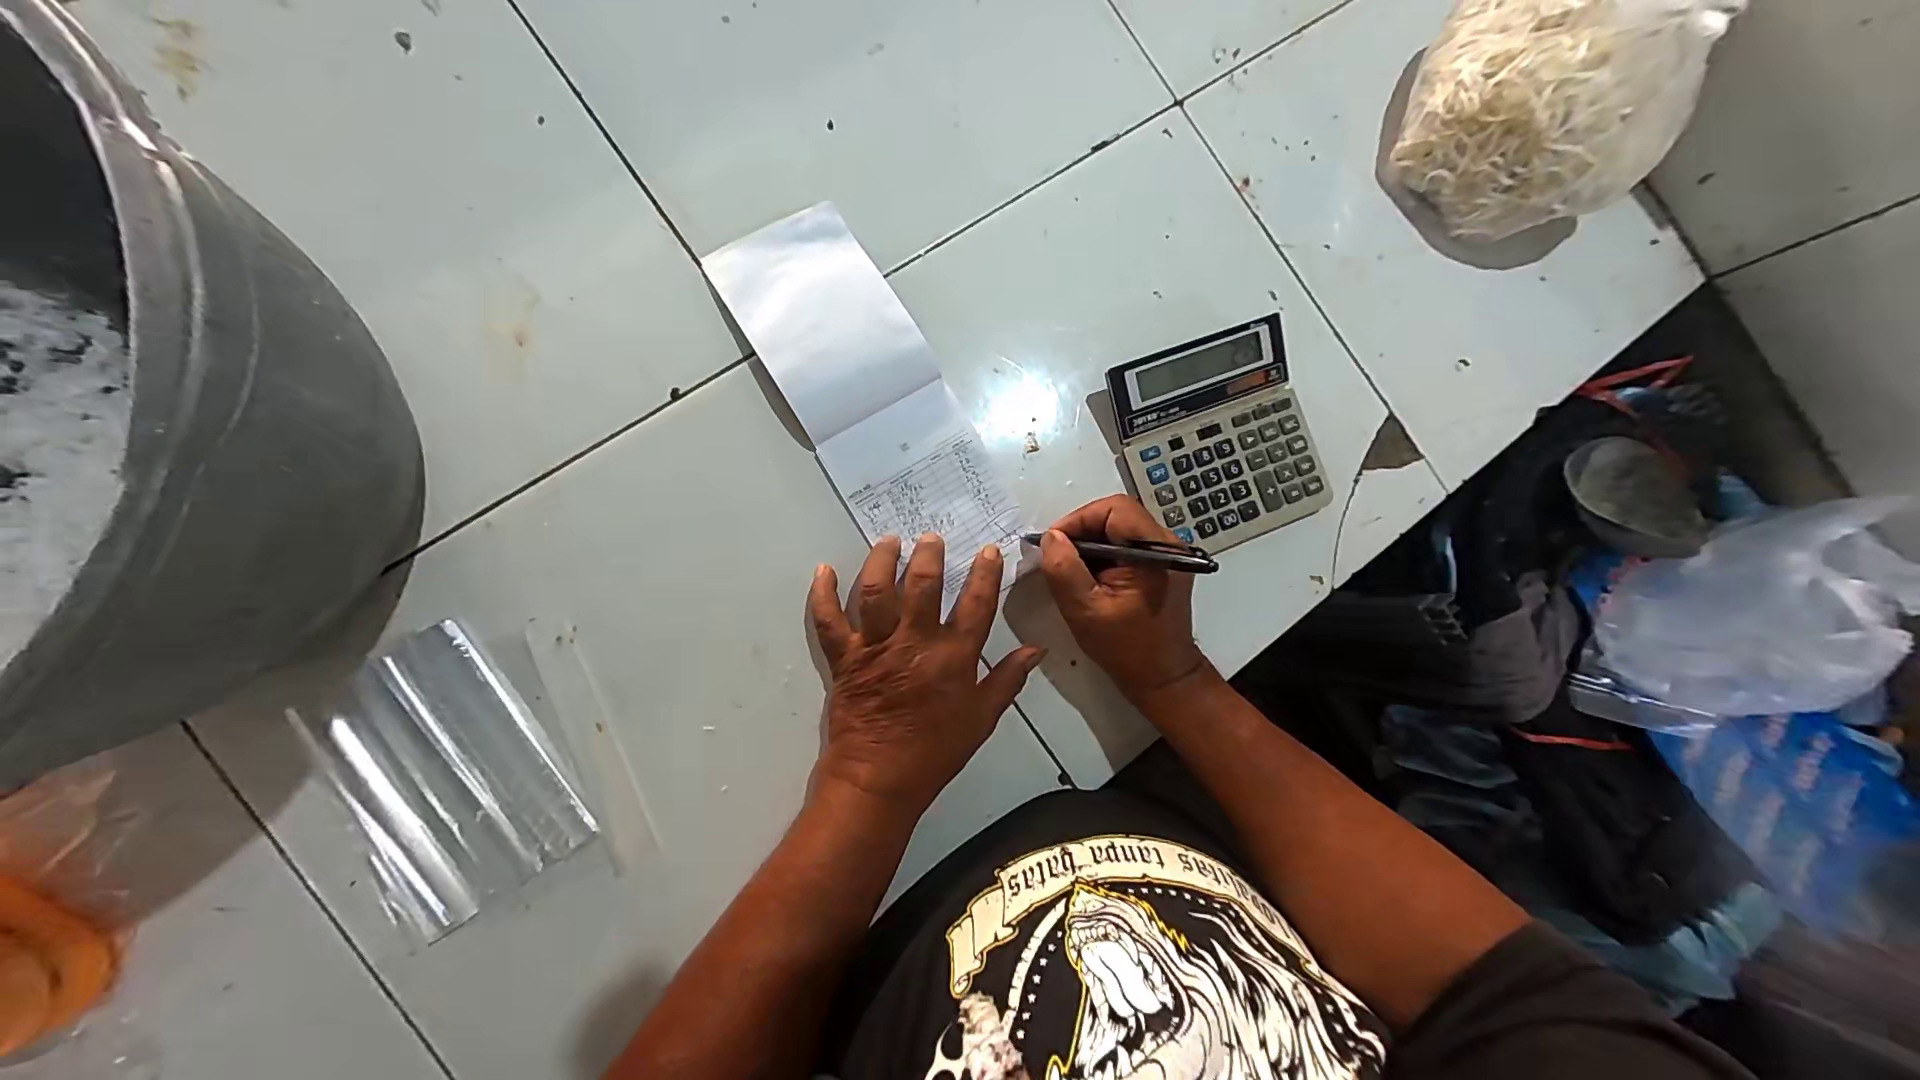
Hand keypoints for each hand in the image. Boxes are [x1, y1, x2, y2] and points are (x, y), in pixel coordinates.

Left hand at [808, 534, 1045, 813]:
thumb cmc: (936, 750)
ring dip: (881, 561)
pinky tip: (823, 570)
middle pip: (922, 585)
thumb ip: (1008, 679)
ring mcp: (876, 648)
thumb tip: (1037, 649)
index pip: (975, 604)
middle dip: (928, 555)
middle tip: (929, 537)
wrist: (880, 778)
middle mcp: (914, 643)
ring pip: (876, 593)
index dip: (984, 573)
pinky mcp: (845, 658)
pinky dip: (822, 594)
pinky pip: (829, 621)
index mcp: (953, 657)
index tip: (987, 550)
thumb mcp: (982, 718)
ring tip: (888, 541)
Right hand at [1038, 495, 1211, 700]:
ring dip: (1092, 542)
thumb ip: (1064, 569)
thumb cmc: (1125, 648)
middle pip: (1118, 514)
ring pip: (1121, 527)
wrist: (1163, 676)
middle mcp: (1168, 546)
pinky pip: (1127, 543)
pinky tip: (1091, 575)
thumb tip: (1051, 536)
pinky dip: (1104, 553)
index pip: (1115, 508)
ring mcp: (1168, 554)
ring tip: (1072, 567)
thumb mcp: (1083, 609)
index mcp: (1155, 553)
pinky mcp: (1162, 564)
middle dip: (1083, 530)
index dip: (1079, 519)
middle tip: (1059, 555)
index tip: (1055, 543)